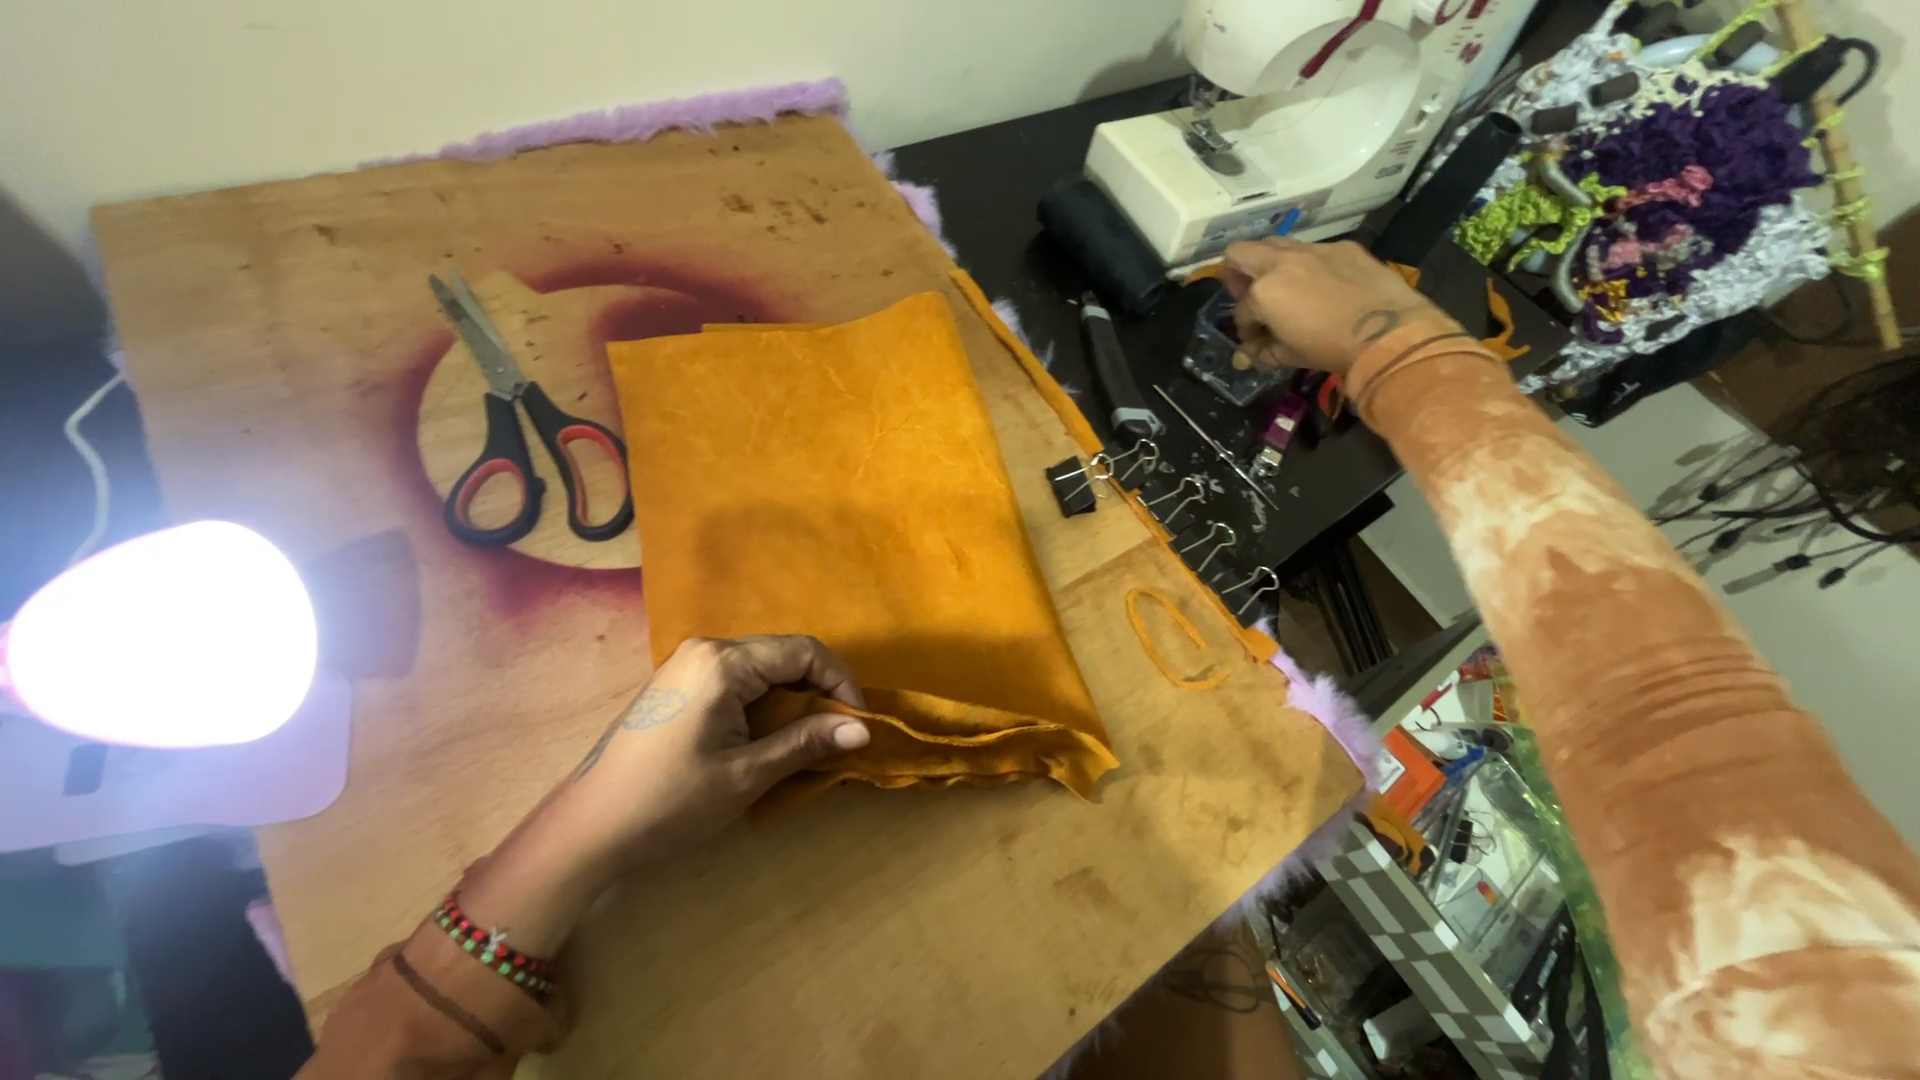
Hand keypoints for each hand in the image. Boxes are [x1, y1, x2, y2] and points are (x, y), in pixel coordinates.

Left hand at [566, 634, 869, 862]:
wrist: (588, 827)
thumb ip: (806, 742)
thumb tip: (863, 729)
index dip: (840, 682)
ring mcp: (688, 662)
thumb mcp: (746, 774)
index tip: (857, 723)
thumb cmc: (670, 801)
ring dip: (791, 696)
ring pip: (762, 665)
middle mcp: (706, 648)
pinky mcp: (678, 681)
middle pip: (783, 653)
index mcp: (724, 662)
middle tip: (835, 733)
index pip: (804, 651)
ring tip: (804, 738)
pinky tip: (765, 734)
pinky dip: (763, 700)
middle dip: (817, 689)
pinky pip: (737, 676)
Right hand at [1221, 237, 1452, 374]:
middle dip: (1237, 274)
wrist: (1386, 331)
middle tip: (1250, 293)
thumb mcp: (1290, 356)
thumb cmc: (1330, 347)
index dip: (1245, 327)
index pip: (1241, 309)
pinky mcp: (1342, 247)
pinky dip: (1309, 266)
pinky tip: (1324, 285)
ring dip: (1271, 263)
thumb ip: (1265, 351)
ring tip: (1284, 285)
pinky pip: (1314, 251)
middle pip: (1240, 252)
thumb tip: (1256, 352)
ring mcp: (1313, 250)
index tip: (1255, 339)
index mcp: (1263, 293)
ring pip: (1276, 244)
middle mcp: (1281, 263)